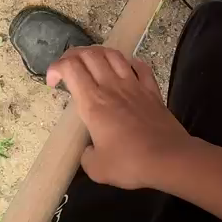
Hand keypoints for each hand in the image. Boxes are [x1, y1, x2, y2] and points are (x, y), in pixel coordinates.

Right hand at [47, 46, 195, 189]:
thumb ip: (86, 155)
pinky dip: (128, 62)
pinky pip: (140, 66)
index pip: (70, 67)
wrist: (169, 158)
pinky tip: (125, 67)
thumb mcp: (96, 168)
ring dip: (98, 52)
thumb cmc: (129, 162)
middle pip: (89, 54)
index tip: (53, 82)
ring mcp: (134, 85)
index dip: (56, 67)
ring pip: (113, 54)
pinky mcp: (152, 90)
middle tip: (67, 68)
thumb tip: (89, 150)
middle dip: (73, 55)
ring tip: (91, 62)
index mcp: (93, 102)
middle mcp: (111, 86)